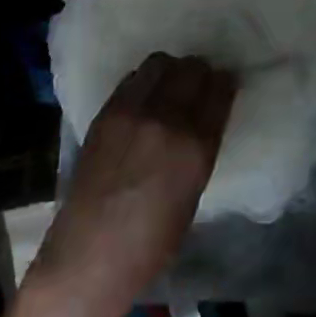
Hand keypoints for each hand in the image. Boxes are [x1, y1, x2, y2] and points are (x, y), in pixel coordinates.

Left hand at [31, 53, 235, 312]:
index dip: (225, 83)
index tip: (225, 84)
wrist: (90, 254)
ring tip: (170, 86)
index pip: (219, 91)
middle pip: (191, 68)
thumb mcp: (193, 191)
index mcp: (196, 146)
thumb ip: (200, 148)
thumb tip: (203, 121)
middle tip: (199, 83)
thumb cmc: (152, 240)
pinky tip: (144, 99)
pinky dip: (145, 81)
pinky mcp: (106, 112)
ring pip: (160, 62)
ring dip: (171, 70)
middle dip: (201, 71)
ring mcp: (132, 112)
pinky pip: (133, 78)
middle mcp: (166, 119)